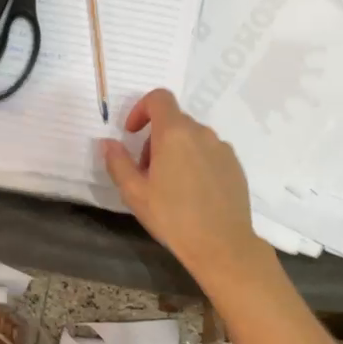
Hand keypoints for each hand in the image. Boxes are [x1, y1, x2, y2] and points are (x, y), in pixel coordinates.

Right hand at [101, 89, 268, 282]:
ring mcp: (222, 148)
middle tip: (145, 172)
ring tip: (168, 186)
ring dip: (175, 151)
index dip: (140, 109)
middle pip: (174, 121)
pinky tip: (191, 194)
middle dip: (154, 139)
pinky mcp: (235, 165)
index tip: (131, 133)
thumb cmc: (172, 217)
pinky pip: (209, 153)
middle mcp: (202, 133)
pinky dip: (195, 162)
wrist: (221, 245)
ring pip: (192, 138)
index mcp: (174, 134)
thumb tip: (108, 143)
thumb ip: (118, 162)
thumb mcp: (134, 193)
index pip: (159, 98)